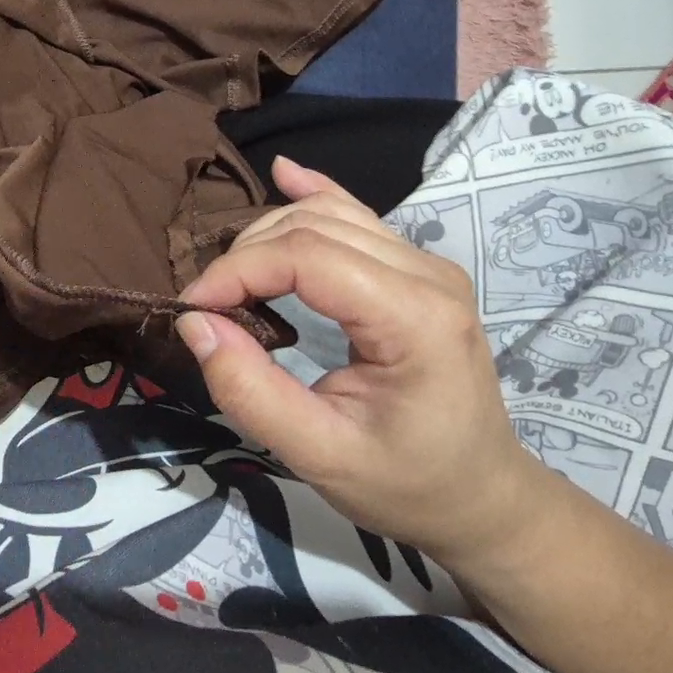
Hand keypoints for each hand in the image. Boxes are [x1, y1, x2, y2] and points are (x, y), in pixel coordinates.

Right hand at [175, 157, 549, 569]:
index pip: (305, 255)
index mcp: (413, 317)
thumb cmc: (406, 486)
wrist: (482, 499)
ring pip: (327, 215)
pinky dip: (312, 197)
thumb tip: (194, 324)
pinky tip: (283, 173)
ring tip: (229, 285)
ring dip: (265, 239)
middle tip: (207, 309)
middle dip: (245, 257)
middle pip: (312, 227)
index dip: (237, 270)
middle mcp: (426, 273)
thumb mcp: (320, 456)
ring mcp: (426, 265)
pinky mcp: (416, 270)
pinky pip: (355, 217)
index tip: (190, 308)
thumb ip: (251, 391)